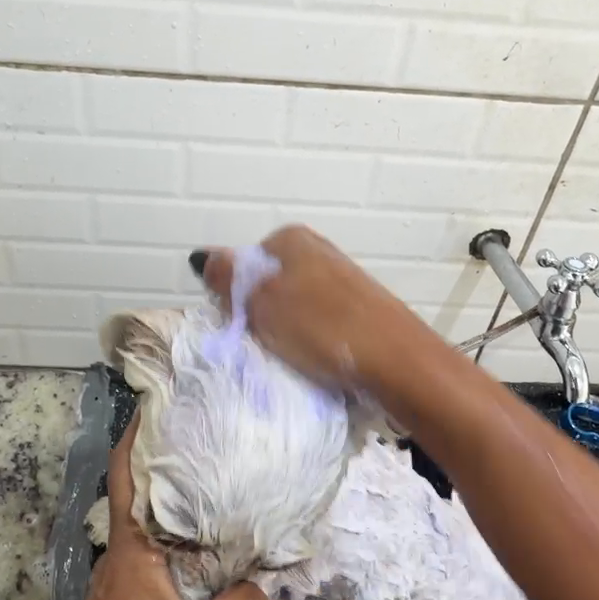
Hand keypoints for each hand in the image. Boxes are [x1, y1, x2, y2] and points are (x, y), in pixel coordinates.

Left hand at [43, 416, 270, 599]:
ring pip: (155, 534)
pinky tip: (220, 559)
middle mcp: (119, 564)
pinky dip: (187, 550)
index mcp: (130, 558)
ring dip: (186, 510)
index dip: (141, 432)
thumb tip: (260, 582)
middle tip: (223, 437)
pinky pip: (159, 567)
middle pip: (147, 499)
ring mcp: (119, 594)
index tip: (168, 398)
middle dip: (179, 465)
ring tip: (231, 488)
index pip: (129, 476)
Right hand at [196, 224, 443, 391]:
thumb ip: (228, 276)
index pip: (243, 265)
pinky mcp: (359, 308)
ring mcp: (341, 279)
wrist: (396, 360)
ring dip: (287, 330)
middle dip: (263, 314)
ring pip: (294, 305)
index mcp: (291, 239)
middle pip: (269, 284)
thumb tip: (202, 256)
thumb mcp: (262, 302)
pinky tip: (317, 358)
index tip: (243, 326)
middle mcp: (317, 250)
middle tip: (266, 344)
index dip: (236, 297)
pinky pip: (318, 322)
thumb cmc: (322, 326)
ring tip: (293, 356)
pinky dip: (313, 339)